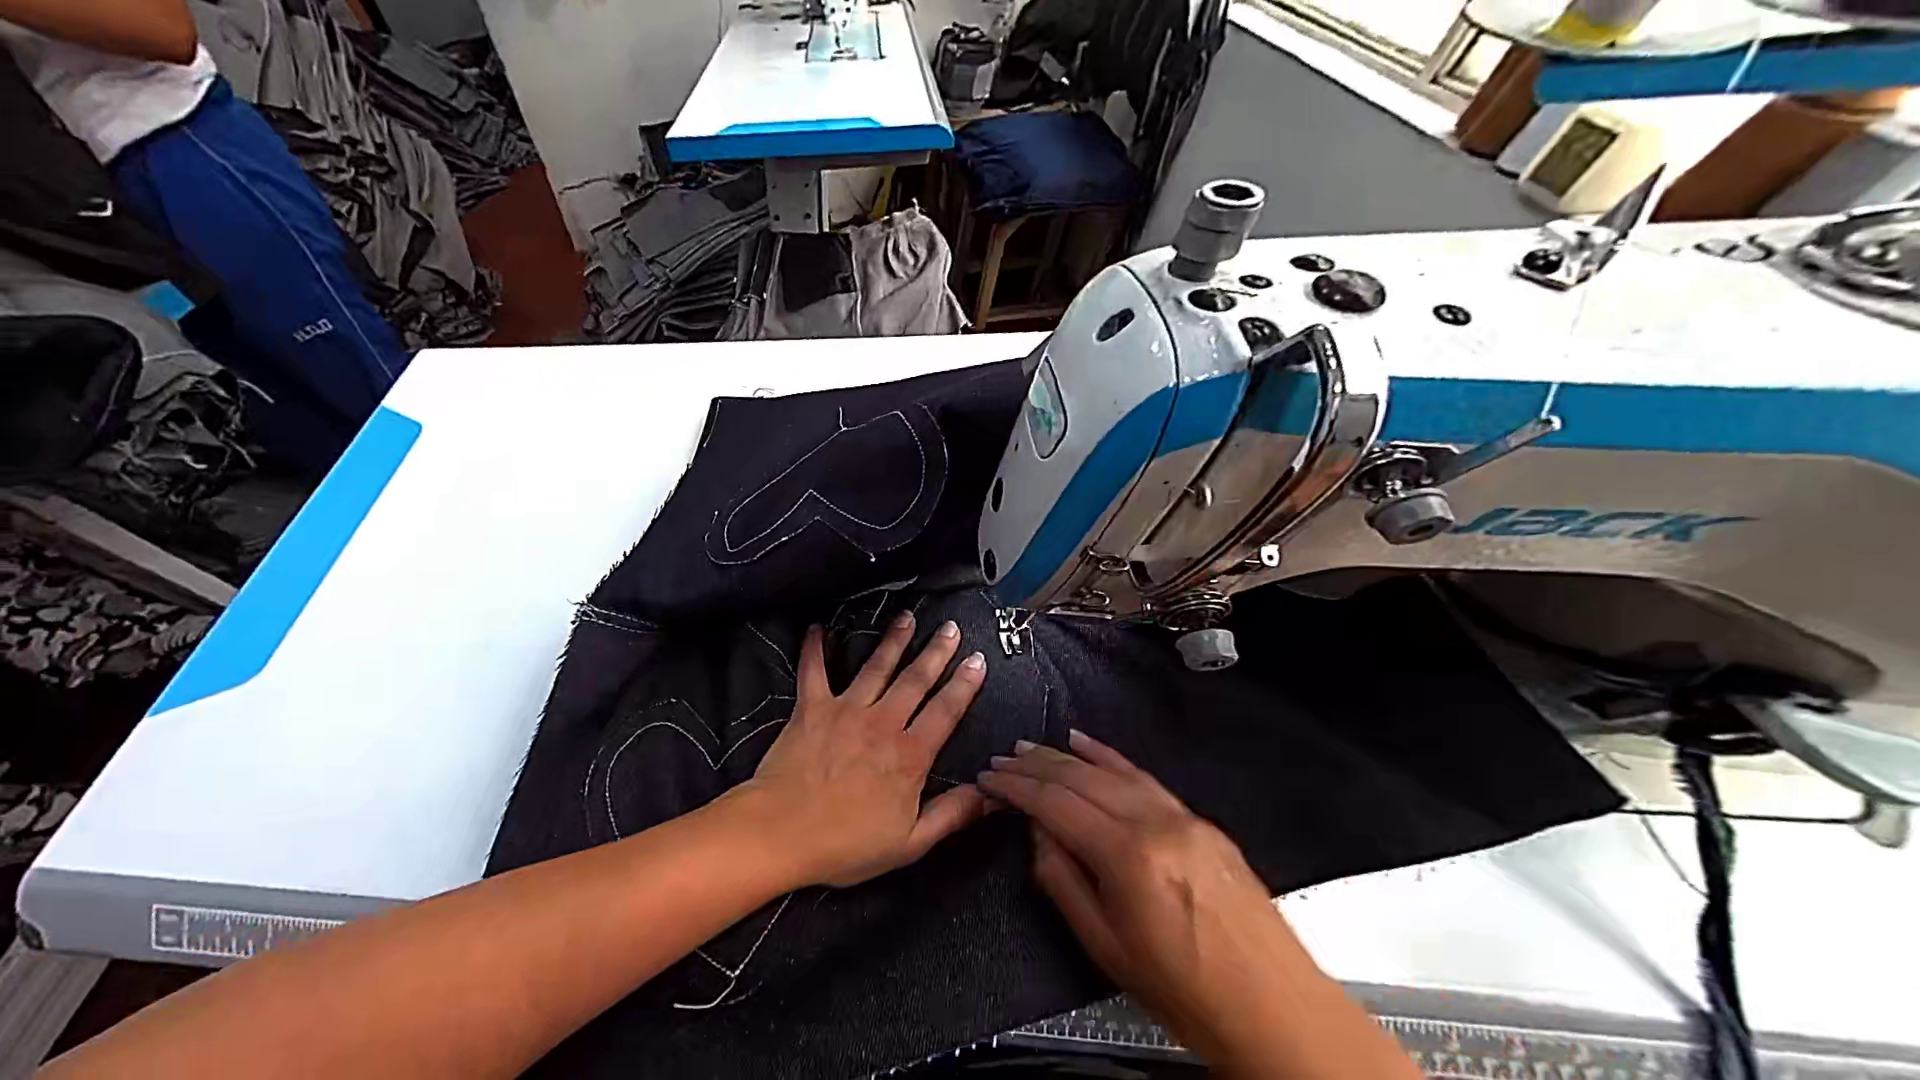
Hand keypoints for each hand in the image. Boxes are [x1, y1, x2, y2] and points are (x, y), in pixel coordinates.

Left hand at [741, 612, 990, 887]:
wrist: (780, 834)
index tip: (977, 660)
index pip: (945, 711)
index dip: (965, 684)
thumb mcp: (909, 843)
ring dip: (894, 641)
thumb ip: (952, 815)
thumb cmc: (844, 844)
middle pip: (916, 680)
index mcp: (909, 755)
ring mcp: (846, 711)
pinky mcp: (812, 709)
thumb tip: (991, 795)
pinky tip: (817, 628)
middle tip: (950, 628)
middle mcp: (882, 723)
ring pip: (877, 668)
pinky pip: (814, 672)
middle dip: (936, 652)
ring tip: (908, 618)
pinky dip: (815, 649)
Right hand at [977, 733, 1309, 1057]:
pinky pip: (1145, 777)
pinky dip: (1111, 758)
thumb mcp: (1104, 945)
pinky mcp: (1200, 821)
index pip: (1056, 803)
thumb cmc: (1187, 992)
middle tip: (1004, 759)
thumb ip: (1062, 879)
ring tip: (1033, 747)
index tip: (990, 779)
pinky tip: (1089, 746)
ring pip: (1112, 770)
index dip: (1016, 788)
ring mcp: (1182, 817)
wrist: (1272, 1008)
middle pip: (1081, 778)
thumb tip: (1039, 833)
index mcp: (1128, 856)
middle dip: (1035, 765)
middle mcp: (1156, 824)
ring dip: (1067, 756)